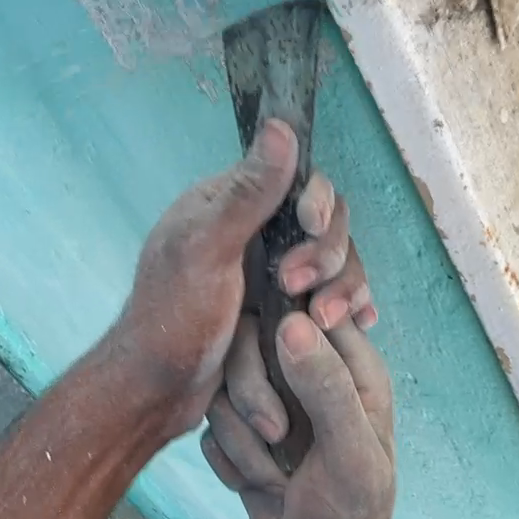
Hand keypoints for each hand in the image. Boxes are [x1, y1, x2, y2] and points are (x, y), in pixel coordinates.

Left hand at [108, 121, 372, 437]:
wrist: (158, 392)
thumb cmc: (172, 316)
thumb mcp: (205, 250)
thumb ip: (246, 193)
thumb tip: (281, 126)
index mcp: (227, 205)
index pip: (294, 181)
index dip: (314, 202)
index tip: (310, 228)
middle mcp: (253, 232)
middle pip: (324, 223)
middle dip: (326, 254)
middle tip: (300, 289)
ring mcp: (269, 273)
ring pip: (333, 262)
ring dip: (342, 285)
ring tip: (325, 320)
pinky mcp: (282, 309)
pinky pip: (329, 296)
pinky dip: (348, 306)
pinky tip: (361, 324)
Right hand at [201, 313, 395, 518]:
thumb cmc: (354, 510)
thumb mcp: (352, 453)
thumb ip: (327, 387)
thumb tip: (292, 323)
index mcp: (344, 362)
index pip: (302, 308)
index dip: (280, 320)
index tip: (269, 349)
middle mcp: (300, 371)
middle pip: (245, 342)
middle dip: (251, 397)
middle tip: (277, 436)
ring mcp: (264, 399)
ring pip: (220, 388)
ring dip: (243, 442)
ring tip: (276, 475)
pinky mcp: (237, 429)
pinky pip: (207, 427)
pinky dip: (230, 461)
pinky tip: (260, 485)